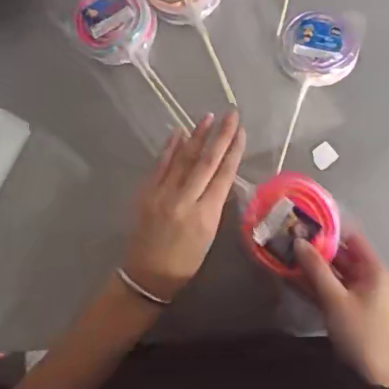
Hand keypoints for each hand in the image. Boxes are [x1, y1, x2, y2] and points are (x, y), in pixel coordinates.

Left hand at [122, 113, 245, 302]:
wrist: (147, 275)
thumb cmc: (186, 261)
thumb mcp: (209, 235)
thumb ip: (215, 204)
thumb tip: (220, 175)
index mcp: (206, 215)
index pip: (223, 175)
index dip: (233, 151)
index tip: (241, 131)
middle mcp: (185, 200)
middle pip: (205, 161)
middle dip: (220, 135)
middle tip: (231, 114)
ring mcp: (162, 194)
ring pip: (183, 158)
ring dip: (197, 136)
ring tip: (209, 117)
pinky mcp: (146, 193)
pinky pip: (161, 165)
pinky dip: (170, 148)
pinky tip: (179, 133)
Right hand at [295, 230, 388, 388]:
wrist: (375, 376)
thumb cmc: (360, 333)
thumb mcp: (335, 299)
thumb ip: (316, 269)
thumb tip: (298, 241)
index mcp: (373, 269)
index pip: (351, 237)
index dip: (329, 227)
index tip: (303, 218)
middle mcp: (367, 277)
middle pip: (339, 255)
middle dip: (314, 247)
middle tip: (286, 236)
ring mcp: (357, 294)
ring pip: (331, 273)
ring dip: (309, 266)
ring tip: (282, 252)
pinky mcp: (346, 309)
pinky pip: (328, 289)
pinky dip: (311, 284)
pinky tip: (288, 277)